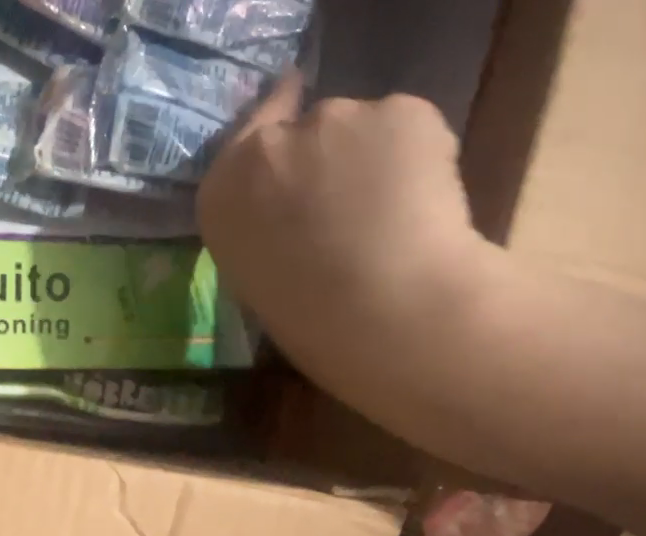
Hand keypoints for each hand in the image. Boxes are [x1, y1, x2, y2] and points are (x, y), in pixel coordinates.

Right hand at [197, 78, 501, 390]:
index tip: (296, 126)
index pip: (244, 138)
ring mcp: (333, 119)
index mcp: (222, 193)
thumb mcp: (255, 272)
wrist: (381, 305)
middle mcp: (268, 146)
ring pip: (361, 128)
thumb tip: (300, 205)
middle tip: (352, 205)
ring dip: (375, 156)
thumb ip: (265, 222)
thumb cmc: (306, 316)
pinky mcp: (397, 110)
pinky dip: (420, 156)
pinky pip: (410, 128)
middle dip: (327, 154)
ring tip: (393, 212)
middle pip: (304, 129)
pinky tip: (423, 202)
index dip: (274, 130)